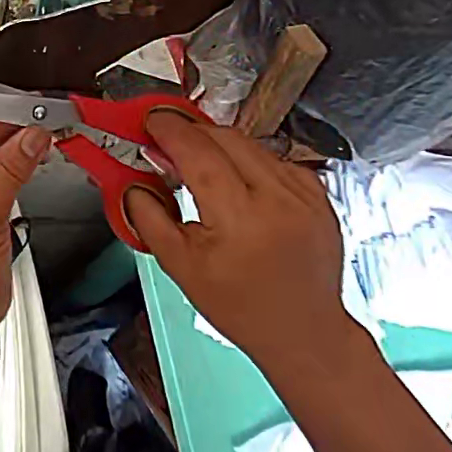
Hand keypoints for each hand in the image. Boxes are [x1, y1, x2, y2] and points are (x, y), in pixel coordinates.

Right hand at [125, 112, 347, 367]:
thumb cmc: (238, 304)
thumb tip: (132, 182)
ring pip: (251, 145)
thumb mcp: (178, 265)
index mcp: (240, 218)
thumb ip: (148, 216)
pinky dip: (246, 157)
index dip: (170, 131)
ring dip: (216, 142)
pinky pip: (275, 159)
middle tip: (163, 136)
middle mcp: (278, 200)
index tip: (151, 121)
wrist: (302, 331)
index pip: (199, 153)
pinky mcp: (318, 197)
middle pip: (225, 139)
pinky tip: (231, 175)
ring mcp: (304, 196)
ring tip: (193, 157)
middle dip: (189, 130)